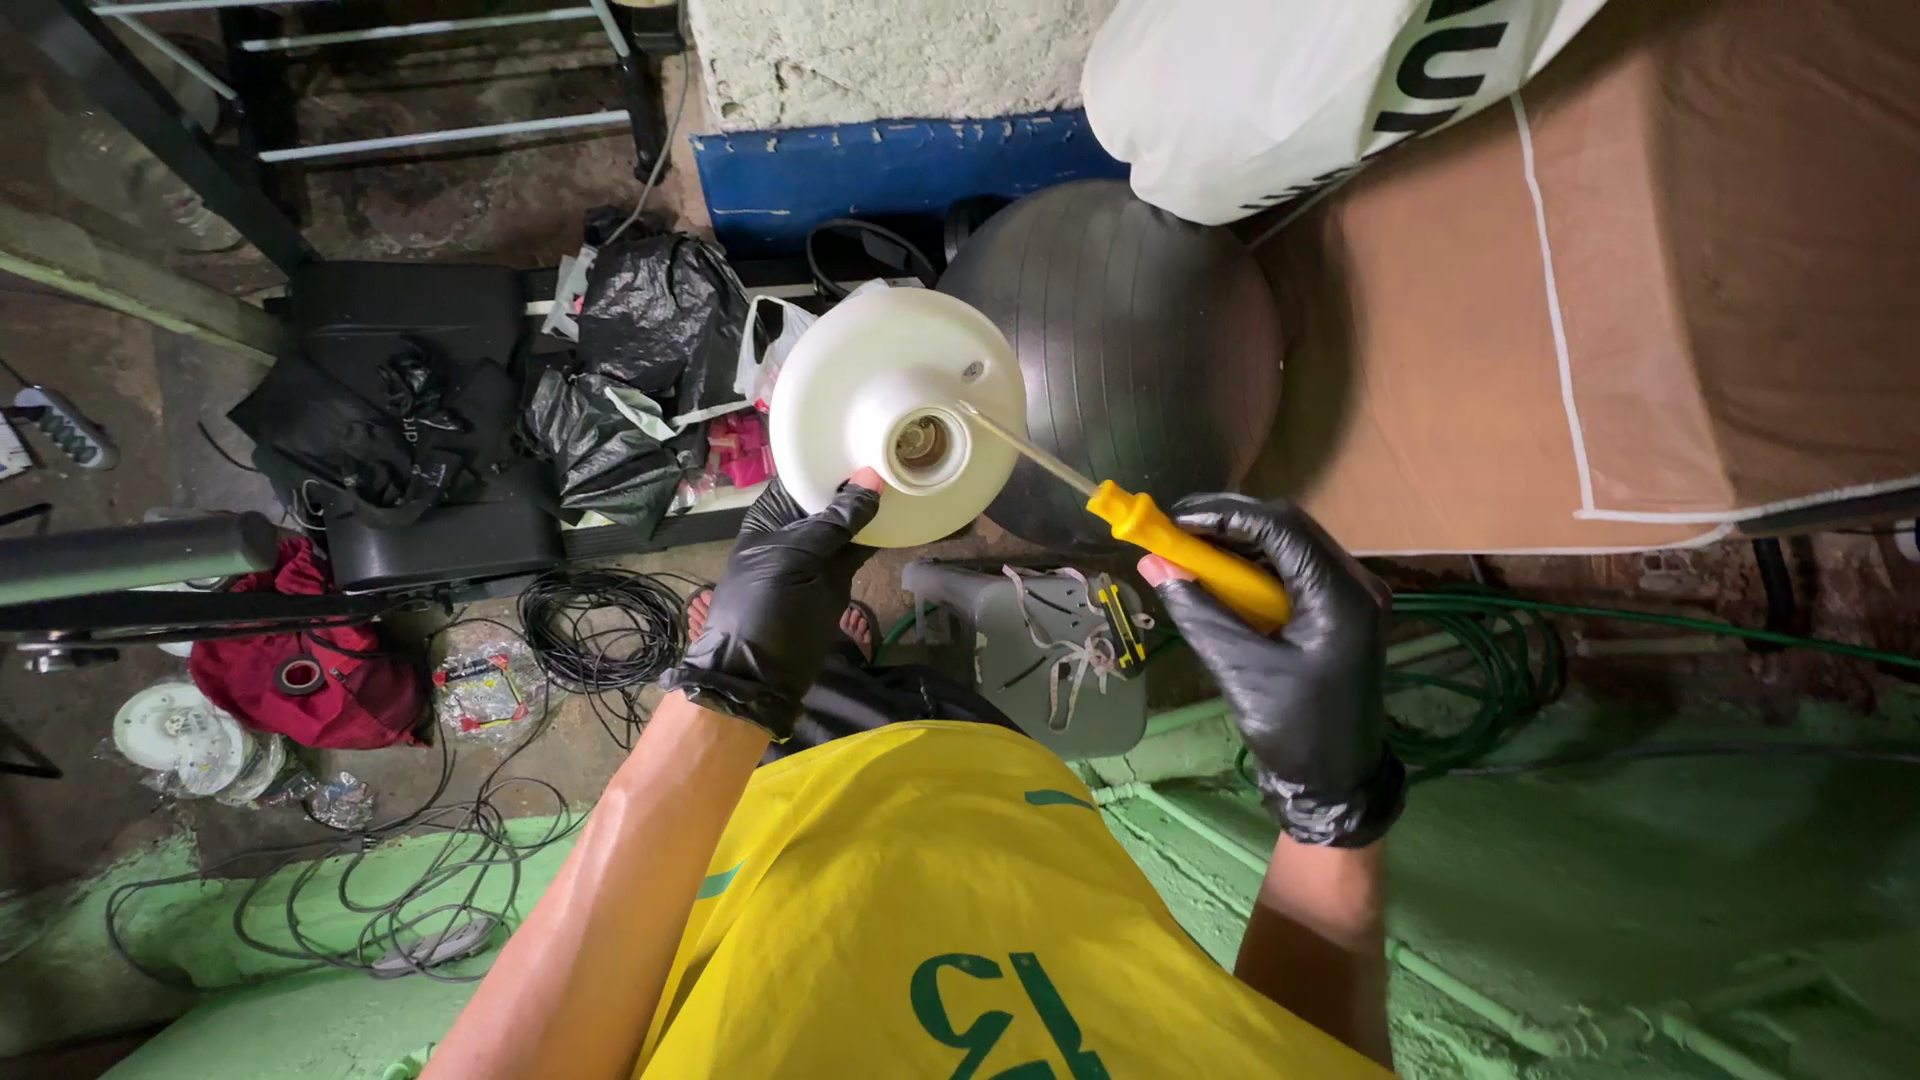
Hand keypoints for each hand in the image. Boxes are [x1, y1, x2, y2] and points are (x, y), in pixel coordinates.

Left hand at [662, 469, 882, 739]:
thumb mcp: (798, 556)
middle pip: (830, 495)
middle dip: (859, 478)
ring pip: (850, 521)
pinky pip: (861, 548)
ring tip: (909, 475)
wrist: (760, 674)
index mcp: (772, 514)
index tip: (869, 434)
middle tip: (900, 450)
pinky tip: (905, 516)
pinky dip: (881, 534)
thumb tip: (872, 477)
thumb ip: (836, 519)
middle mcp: (796, 528)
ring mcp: (819, 554)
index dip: (832, 456)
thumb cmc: (766, 607)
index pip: (804, 473)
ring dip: (875, 506)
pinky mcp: (838, 577)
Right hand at [1138, 495, 1403, 846]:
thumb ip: (1198, 612)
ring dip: (1239, 540)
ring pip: (1290, 543)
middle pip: (1288, 526)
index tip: (1175, 520)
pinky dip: (1253, 563)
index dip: (1224, 516)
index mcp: (1340, 596)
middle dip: (1229, 521)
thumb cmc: (1294, 729)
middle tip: (1176, 527)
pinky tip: (1219, 571)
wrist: (1338, 779)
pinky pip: (1293, 568)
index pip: (1280, 528)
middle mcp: (1355, 583)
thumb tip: (1154, 566)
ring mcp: (1351, 595)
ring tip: (1189, 546)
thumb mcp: (1239, 668)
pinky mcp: (1339, 608)